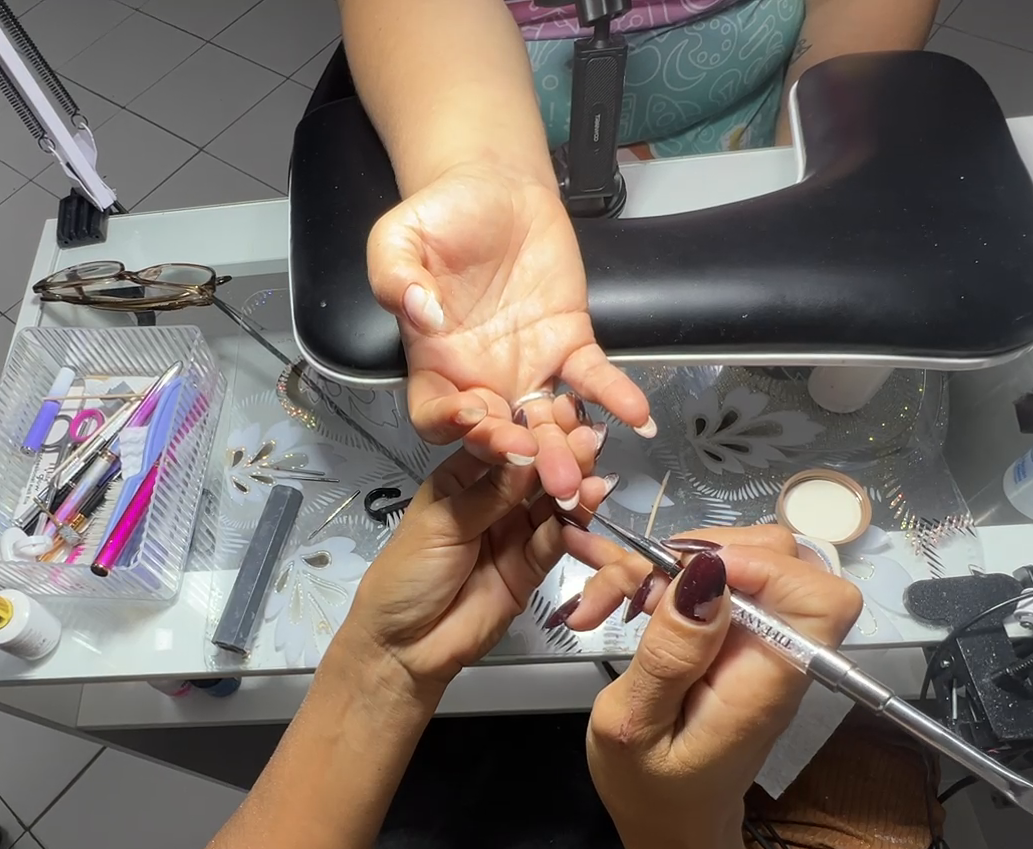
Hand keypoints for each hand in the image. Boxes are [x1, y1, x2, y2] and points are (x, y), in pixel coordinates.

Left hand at [336, 434, 610, 692]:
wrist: (405, 645)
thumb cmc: (406, 575)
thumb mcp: (441, 524)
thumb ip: (488, 494)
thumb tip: (528, 451)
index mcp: (460, 480)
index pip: (500, 449)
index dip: (527, 435)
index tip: (554, 418)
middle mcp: (491, 501)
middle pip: (532, 473)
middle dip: (558, 456)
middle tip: (586, 439)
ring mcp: (513, 533)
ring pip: (550, 503)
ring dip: (572, 486)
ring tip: (593, 468)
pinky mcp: (530, 567)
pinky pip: (556, 540)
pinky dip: (573, 524)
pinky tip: (588, 503)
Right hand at [366, 162, 654, 505]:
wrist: (494, 187)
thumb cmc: (441, 217)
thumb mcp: (397, 239)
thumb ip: (394, 277)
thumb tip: (421, 313)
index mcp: (436, 365)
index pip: (435, 414)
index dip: (451, 426)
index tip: (472, 420)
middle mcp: (482, 380)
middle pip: (496, 435)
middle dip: (516, 459)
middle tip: (537, 469)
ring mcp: (529, 368)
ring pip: (547, 423)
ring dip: (564, 450)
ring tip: (581, 478)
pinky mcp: (569, 345)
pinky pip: (593, 379)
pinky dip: (615, 398)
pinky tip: (638, 418)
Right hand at [557, 526, 863, 848]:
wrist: (667, 824)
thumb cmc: (650, 791)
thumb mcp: (635, 726)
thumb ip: (670, 655)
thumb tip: (704, 575)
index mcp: (765, 682)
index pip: (818, 599)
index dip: (762, 566)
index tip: (686, 574)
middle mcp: (773, 652)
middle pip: (779, 558)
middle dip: (696, 553)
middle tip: (634, 589)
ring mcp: (753, 640)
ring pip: (733, 559)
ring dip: (664, 565)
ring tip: (611, 601)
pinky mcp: (728, 635)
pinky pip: (705, 580)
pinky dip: (656, 578)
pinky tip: (618, 602)